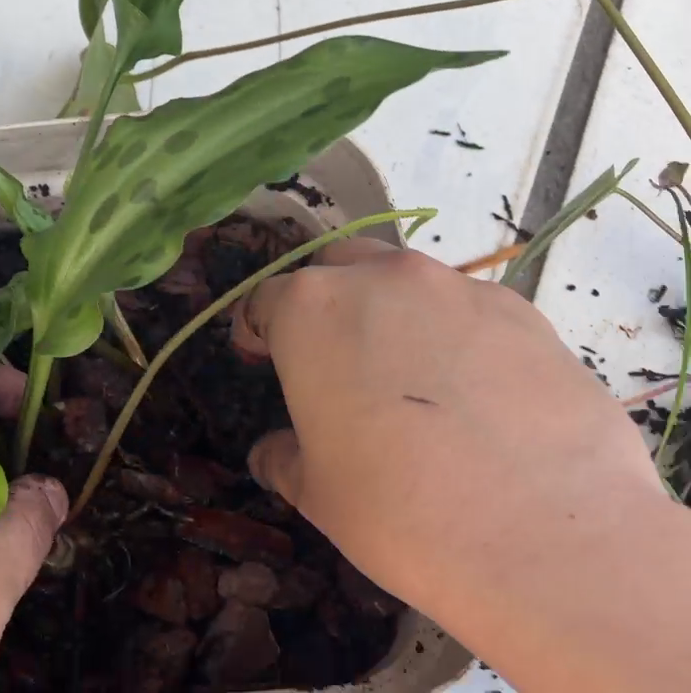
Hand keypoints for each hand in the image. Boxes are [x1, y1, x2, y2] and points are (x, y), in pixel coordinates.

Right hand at [236, 237, 687, 690]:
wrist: (553, 545)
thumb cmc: (396, 506)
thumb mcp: (312, 488)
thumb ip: (283, 455)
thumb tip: (275, 454)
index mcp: (306, 308)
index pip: (263, 301)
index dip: (258, 333)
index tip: (263, 362)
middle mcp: (379, 281)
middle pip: (339, 265)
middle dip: (330, 300)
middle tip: (336, 355)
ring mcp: (461, 295)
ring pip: (412, 283)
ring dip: (399, 314)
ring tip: (414, 376)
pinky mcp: (533, 322)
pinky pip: (477, 314)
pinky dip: (464, 338)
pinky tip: (477, 395)